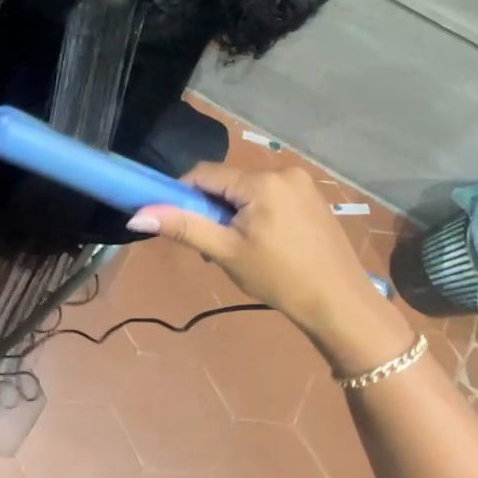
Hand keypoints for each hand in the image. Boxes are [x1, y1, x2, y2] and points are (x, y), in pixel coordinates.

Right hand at [128, 164, 383, 342]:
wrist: (341, 305)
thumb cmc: (280, 278)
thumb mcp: (225, 252)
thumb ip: (182, 226)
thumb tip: (137, 215)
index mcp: (261, 182)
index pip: (204, 175)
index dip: (183, 196)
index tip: (179, 226)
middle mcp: (283, 172)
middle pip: (226, 183)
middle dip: (211, 211)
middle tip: (213, 248)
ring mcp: (303, 185)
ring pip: (247, 192)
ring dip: (232, 216)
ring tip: (238, 252)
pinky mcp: (313, 200)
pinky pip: (269, 198)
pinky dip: (255, 216)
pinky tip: (262, 247)